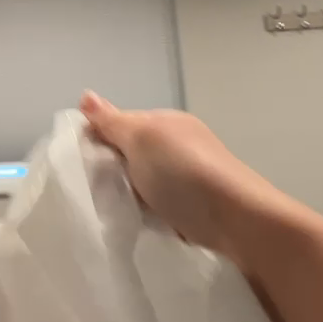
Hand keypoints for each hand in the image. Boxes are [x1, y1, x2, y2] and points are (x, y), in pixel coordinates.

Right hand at [79, 91, 304, 265]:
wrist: (239, 222)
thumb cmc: (184, 173)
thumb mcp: (140, 139)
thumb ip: (111, 121)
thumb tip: (85, 95)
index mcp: (166, 122)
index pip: (119, 125)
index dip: (99, 141)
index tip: (83, 164)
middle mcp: (180, 145)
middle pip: (131, 156)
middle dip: (114, 172)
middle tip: (97, 191)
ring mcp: (191, 178)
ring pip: (144, 184)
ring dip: (131, 197)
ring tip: (118, 213)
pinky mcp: (199, 209)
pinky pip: (161, 207)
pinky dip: (150, 216)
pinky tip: (143, 226)